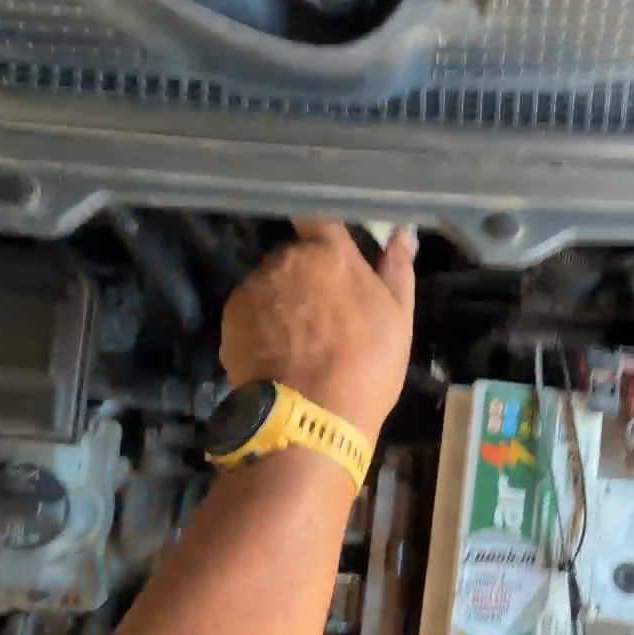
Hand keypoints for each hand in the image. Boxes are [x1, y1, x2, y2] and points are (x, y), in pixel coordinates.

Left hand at [219, 219, 416, 437]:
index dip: (323, 231)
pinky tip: (282, 356)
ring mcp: (253, 288)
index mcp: (329, 252)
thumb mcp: (397, 320)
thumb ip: (397, 271)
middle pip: (294, 257)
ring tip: (303, 343)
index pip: (318, 216)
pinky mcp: (230, 318)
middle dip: (307, 277)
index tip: (332, 248)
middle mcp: (284, 258)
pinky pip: (251, 313)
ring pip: (271, 285)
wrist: (312, 418)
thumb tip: (403, 234)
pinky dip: (264, 328)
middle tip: (327, 316)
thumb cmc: (366, 366)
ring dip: (284, 303)